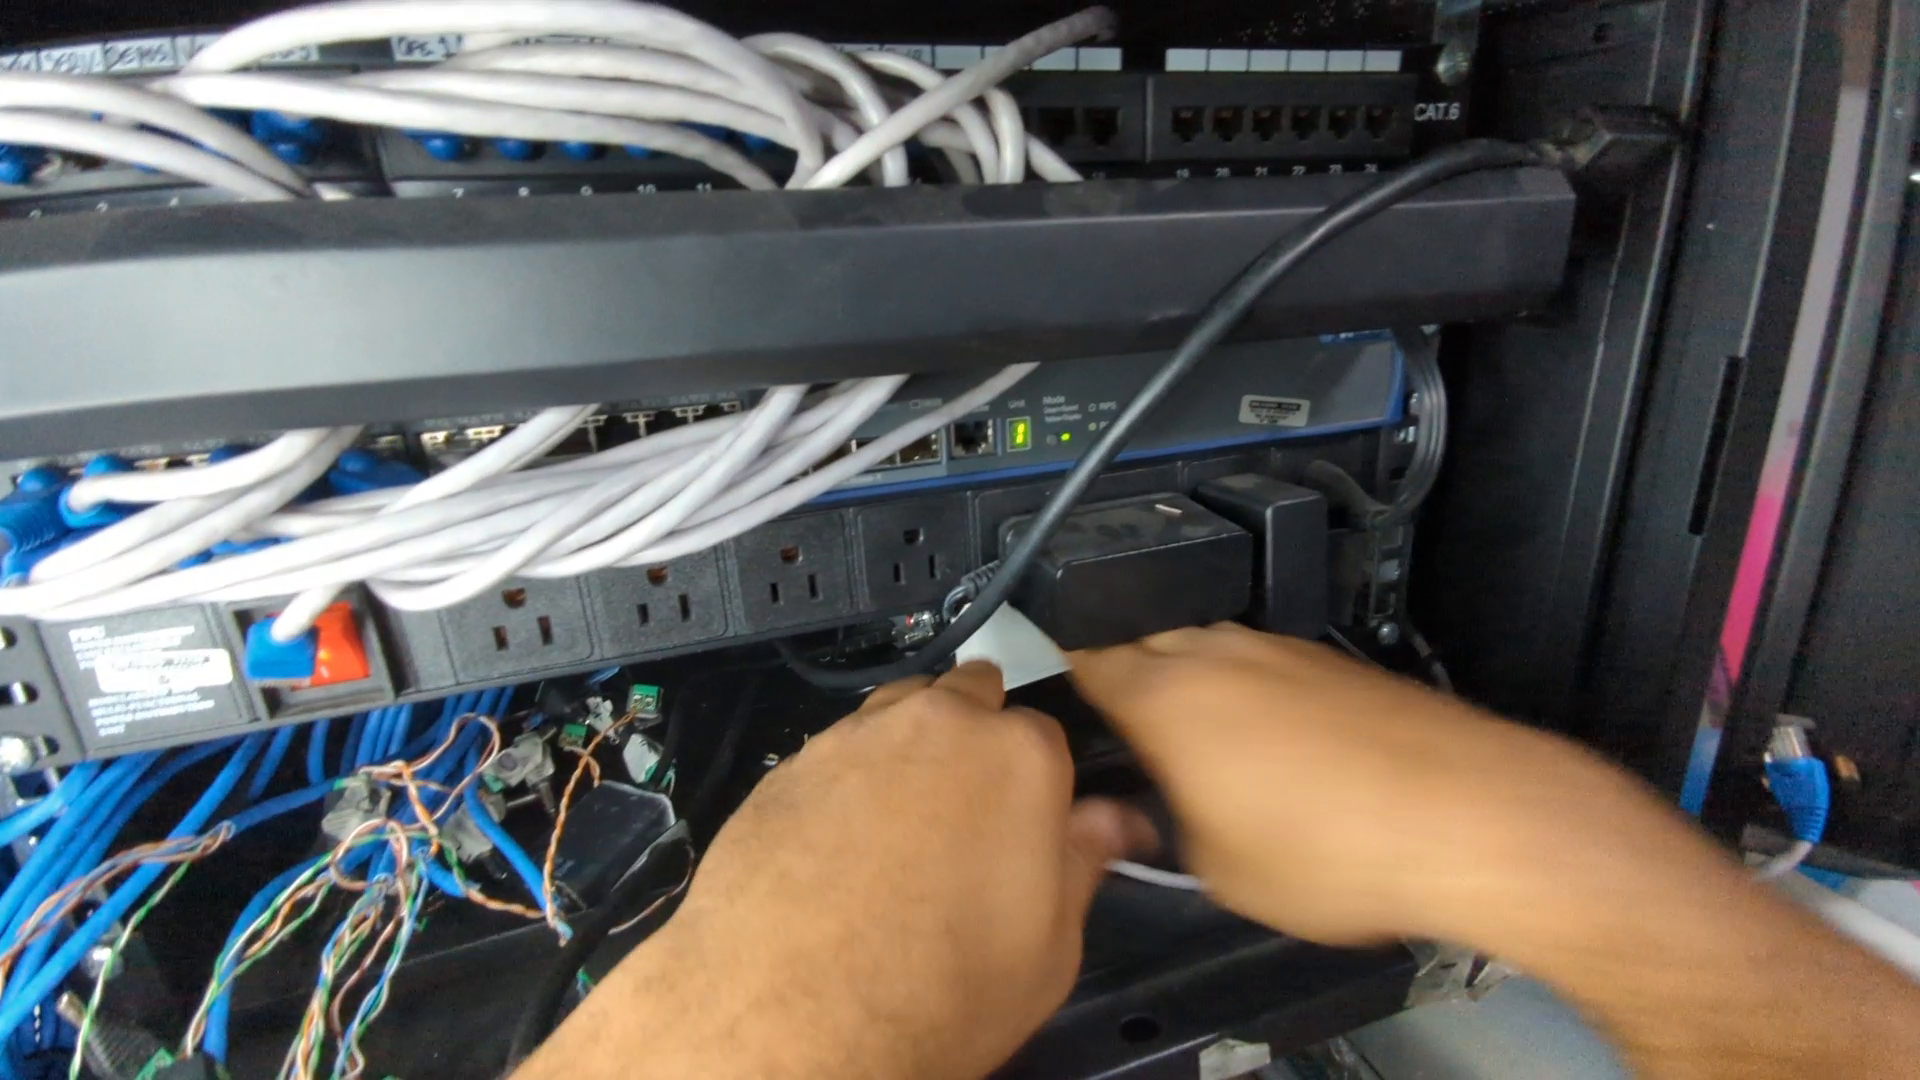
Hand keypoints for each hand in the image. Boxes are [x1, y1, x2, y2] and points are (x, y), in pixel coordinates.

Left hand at [521, 661, 1151, 1079]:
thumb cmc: (944, 989)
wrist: (788, 1017)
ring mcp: (859, 732)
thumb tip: (1116, 817)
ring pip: (903, 707)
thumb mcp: (1046, 948)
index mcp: (1016, 754)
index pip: (1044, 733)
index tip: (1023, 822)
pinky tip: (836, 836)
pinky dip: (851, 773)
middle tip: (963, 807)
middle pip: (972, 691)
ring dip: (914, 741)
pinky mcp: (794, 759)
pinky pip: (841, 745)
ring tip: (900, 817)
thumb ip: (1082, 860)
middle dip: (977, 731)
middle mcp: (939, 719)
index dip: (1037, 779)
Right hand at [1072, 624, 1658, 946]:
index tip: (1061, 690)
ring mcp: (1272, 649)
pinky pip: (1255, 659)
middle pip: (1138, 641)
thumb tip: (1172, 808)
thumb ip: (1171, 824)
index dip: (1062, 671)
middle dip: (1121, 673)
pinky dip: (1241, 686)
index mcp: (1165, 697)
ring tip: (1196, 733)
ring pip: (1198, 647)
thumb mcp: (1219, 869)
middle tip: (1123, 722)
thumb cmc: (1333, 850)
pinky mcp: (1324, 659)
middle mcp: (1211, 655)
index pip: (1086, 658)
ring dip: (1183, 678)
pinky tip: (1267, 737)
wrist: (1474, 819)